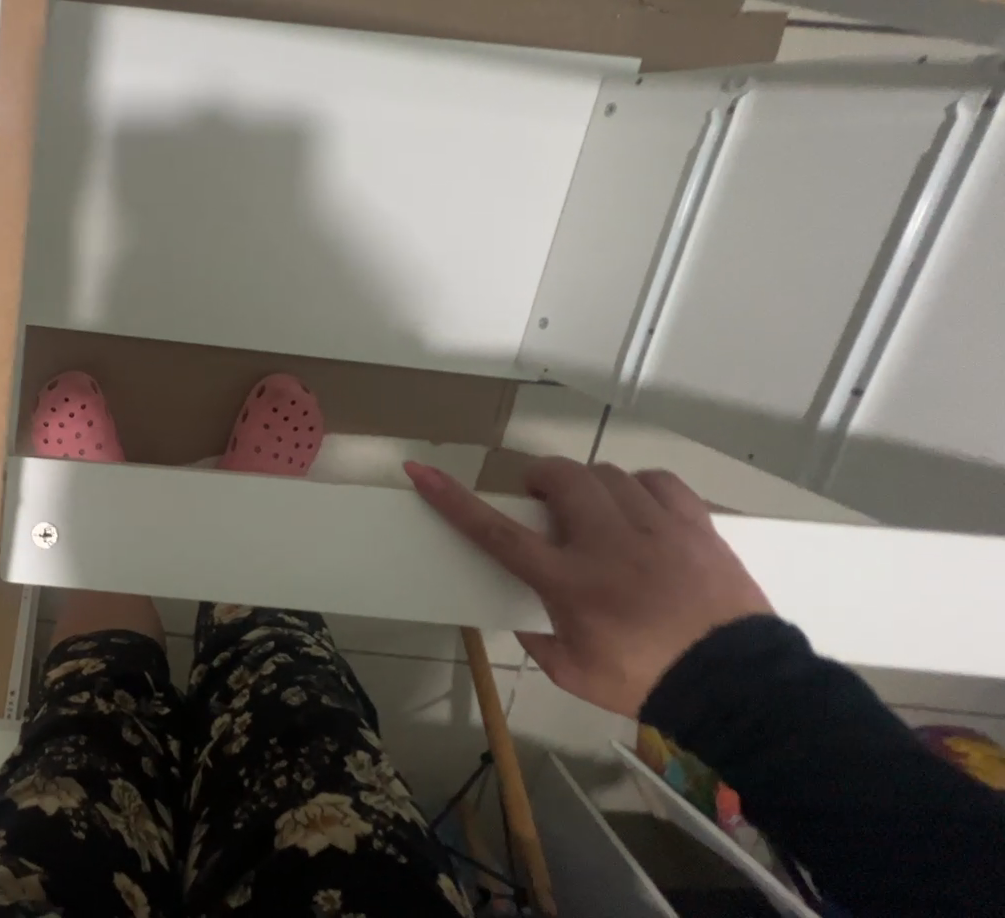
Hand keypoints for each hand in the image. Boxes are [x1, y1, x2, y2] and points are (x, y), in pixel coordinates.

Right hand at [405, 456, 772, 717]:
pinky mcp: (697, 529)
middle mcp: (607, 546)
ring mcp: (657, 532)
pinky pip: (659, 482)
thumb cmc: (646, 682)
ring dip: (587, 484)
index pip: (496, 531)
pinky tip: (636, 506)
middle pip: (560, 479)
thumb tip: (522, 608)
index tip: (420, 472)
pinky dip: (638, 486)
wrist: (743, 691)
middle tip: (540, 499)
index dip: (452, 499)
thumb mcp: (572, 671)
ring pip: (607, 474)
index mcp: (569, 583)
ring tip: (592, 508)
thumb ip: (536, 635)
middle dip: (540, 478)